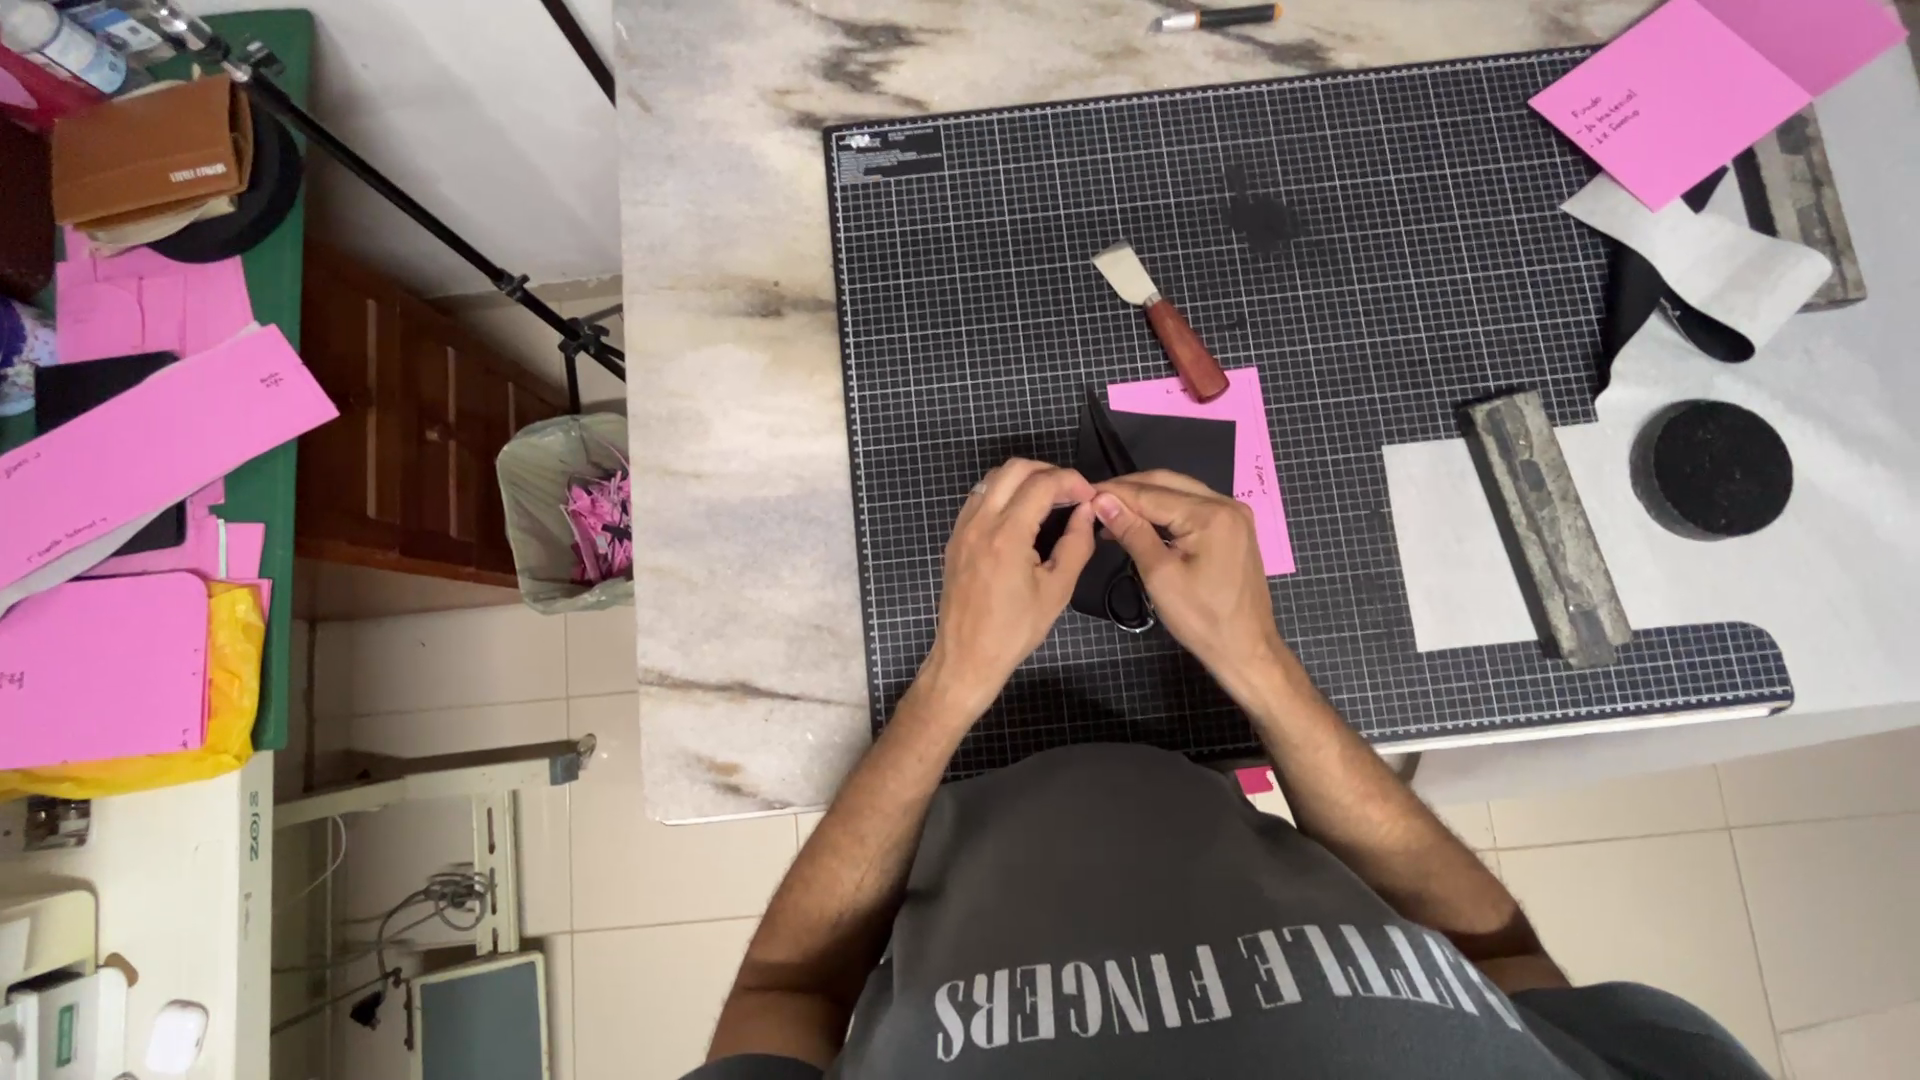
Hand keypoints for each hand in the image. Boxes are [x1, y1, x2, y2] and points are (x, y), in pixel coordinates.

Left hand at [924, 459, 1096, 716]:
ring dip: (1023, 478)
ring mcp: (962, 528)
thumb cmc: (1015, 630)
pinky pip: (979, 497)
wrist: (967, 656)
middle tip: (1071, 493)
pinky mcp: (955, 537)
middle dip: (1048, 471)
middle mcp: (980, 522)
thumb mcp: (1057, 590)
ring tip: (1049, 500)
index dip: (1072, 481)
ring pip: (992, 478)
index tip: (1089, 496)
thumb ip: (1076, 544)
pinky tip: (1021, 513)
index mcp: (1007, 535)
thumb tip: (1087, 511)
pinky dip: (1002, 492)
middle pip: (1014, 468)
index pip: (1042, 483)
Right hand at [1091, 471, 1286, 684]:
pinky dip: (1164, 511)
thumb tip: (1102, 501)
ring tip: (1111, 512)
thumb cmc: (1201, 618)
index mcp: (1210, 515)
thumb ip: (1131, 532)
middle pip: (1167, 483)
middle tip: (1094, 500)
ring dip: (1145, 499)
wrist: (1246, 648)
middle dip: (1129, 489)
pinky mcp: (1233, 528)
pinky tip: (1141, 522)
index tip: (1082, 494)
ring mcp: (1234, 515)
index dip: (1114, 493)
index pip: (1151, 493)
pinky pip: (1192, 507)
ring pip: (1179, 492)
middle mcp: (1227, 504)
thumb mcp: (1159, 574)